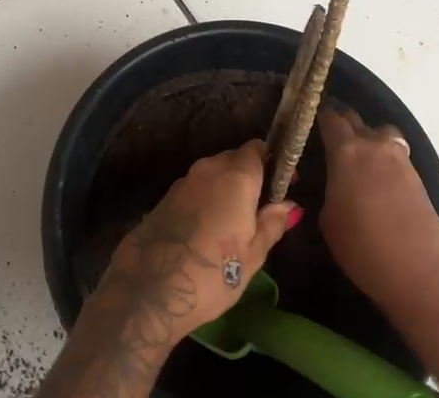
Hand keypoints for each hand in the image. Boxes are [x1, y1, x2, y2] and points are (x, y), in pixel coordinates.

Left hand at [94, 140, 297, 342]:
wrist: (148, 290)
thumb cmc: (212, 274)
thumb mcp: (252, 255)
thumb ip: (272, 224)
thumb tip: (290, 205)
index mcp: (236, 177)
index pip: (258, 149)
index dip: (273, 162)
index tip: (283, 186)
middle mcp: (208, 169)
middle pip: (235, 159)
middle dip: (250, 177)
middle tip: (261, 211)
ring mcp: (183, 182)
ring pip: (213, 174)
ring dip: (227, 189)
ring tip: (235, 225)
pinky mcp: (164, 198)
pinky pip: (195, 189)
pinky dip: (206, 200)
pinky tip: (208, 231)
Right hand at [319, 106, 438, 311]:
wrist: (419, 270)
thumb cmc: (362, 246)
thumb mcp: (328, 219)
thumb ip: (330, 191)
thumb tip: (336, 185)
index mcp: (346, 151)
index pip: (330, 118)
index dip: (319, 115)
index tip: (308, 116)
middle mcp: (374, 145)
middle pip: (356, 120)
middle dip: (342, 121)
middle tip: (329, 134)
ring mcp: (400, 158)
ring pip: (380, 134)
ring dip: (369, 138)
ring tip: (358, 157)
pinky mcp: (418, 176)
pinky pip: (395, 155)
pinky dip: (384, 159)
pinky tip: (377, 180)